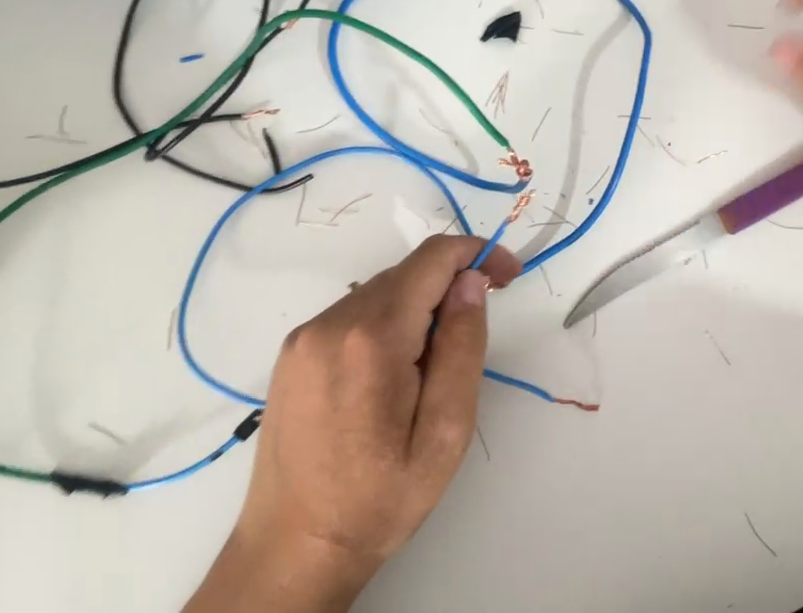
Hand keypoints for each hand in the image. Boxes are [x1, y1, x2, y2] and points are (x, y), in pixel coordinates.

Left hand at [185, 237, 519, 612]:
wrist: (293, 548)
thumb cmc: (380, 498)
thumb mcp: (445, 430)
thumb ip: (463, 346)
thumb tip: (471, 281)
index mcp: (372, 338)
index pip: (433, 259)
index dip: (479, 254)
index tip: (510, 276)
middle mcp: (330, 323)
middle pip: (407, 273)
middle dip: (450, 287)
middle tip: (476, 333)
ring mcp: (304, 338)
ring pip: (380, 292)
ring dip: (419, 308)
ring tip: (431, 370)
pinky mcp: (292, 354)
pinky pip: (353, 314)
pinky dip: (387, 323)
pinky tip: (394, 374)